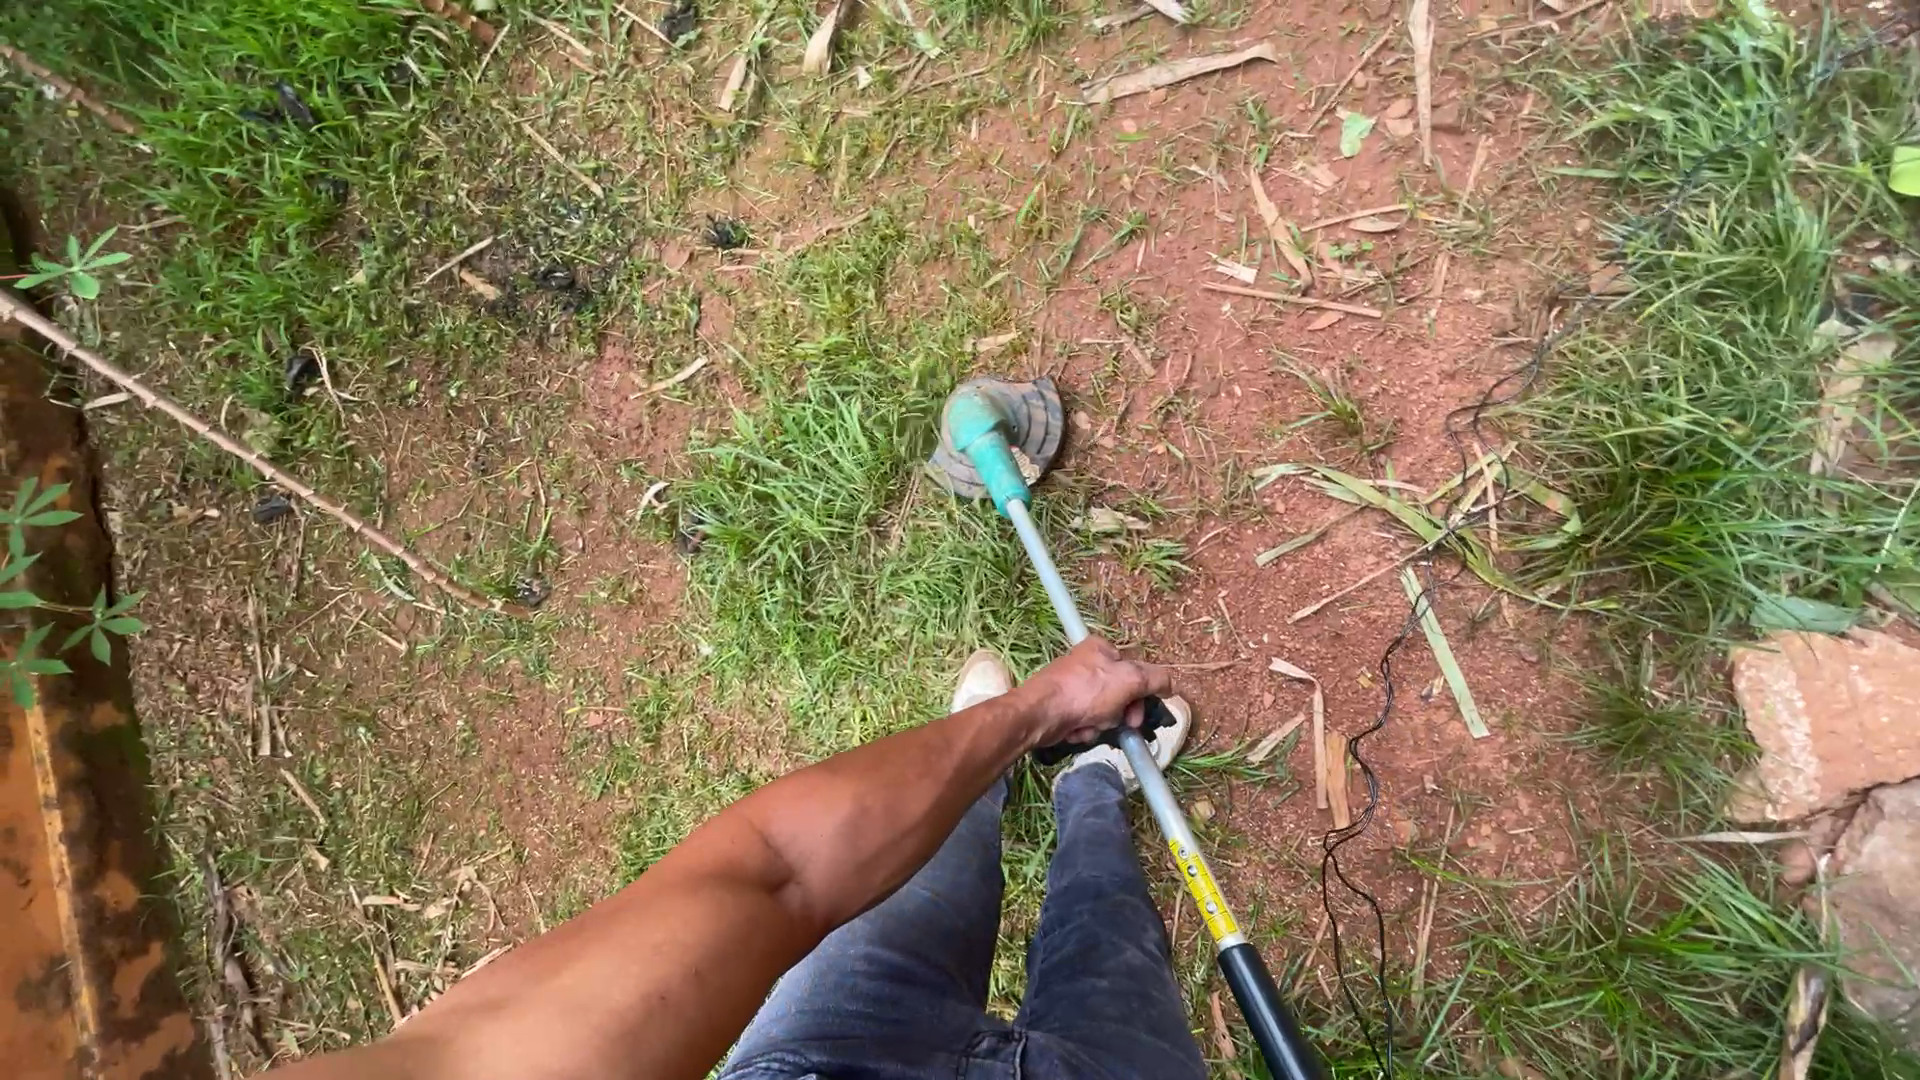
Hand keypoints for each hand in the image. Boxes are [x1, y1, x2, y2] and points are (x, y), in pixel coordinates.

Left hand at [1013, 637, 1171, 747]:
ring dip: (1102, 724)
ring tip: (1089, 725)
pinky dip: (1085, 729)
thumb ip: (1155, 679)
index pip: (1135, 671)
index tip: (1140, 711)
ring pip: (1105, 712)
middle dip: (1119, 714)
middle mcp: (1087, 663)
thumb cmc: (1085, 691)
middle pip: (1121, 694)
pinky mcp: (1063, 706)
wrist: (1040, 714)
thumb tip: (1171, 684)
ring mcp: (1074, 686)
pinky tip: (1076, 729)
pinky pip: (1086, 721)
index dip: (1141, 694)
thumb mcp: (1129, 680)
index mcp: (1101, 648)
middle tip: (1117, 723)